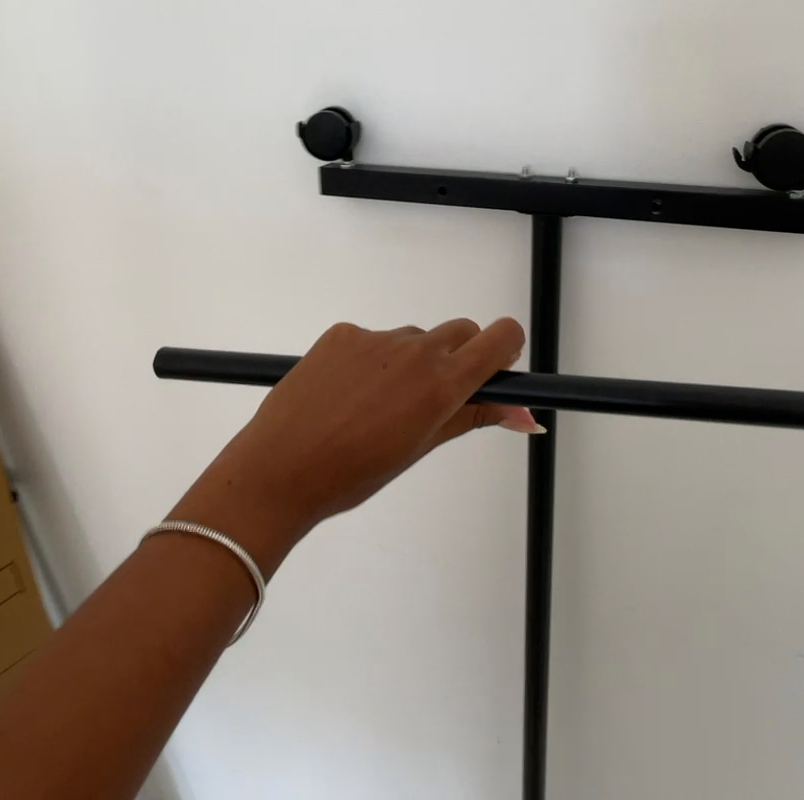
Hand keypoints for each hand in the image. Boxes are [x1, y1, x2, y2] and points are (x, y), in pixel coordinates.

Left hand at [170, 319, 537, 571]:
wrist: (280, 469)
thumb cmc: (355, 473)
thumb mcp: (421, 448)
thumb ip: (472, 417)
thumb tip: (524, 414)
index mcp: (442, 384)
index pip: (502, 337)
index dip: (506, 347)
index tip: (497, 367)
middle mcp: (415, 350)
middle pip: (462, 331)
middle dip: (461, 355)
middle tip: (436, 396)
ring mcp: (375, 337)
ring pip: (414, 339)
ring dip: (413, 361)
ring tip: (378, 405)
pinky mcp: (341, 332)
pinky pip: (373, 339)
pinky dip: (372, 359)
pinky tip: (347, 393)